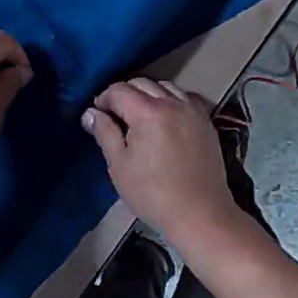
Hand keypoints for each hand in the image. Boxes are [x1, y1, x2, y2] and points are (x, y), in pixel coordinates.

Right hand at [81, 79, 267, 249]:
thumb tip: (90, 113)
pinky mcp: (206, 122)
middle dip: (123, 94)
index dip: (102, 99)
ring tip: (139, 116)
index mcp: (148, 113)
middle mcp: (173, 104)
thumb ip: (104, 132)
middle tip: (114, 116)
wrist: (200, 214)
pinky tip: (164, 118)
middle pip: (142, 83)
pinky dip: (170, 100)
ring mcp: (193, 111)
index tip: (97, 116)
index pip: (118, 90)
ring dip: (147, 94)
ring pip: (165, 86)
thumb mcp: (119, 165)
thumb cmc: (152, 193)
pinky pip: (184, 98)